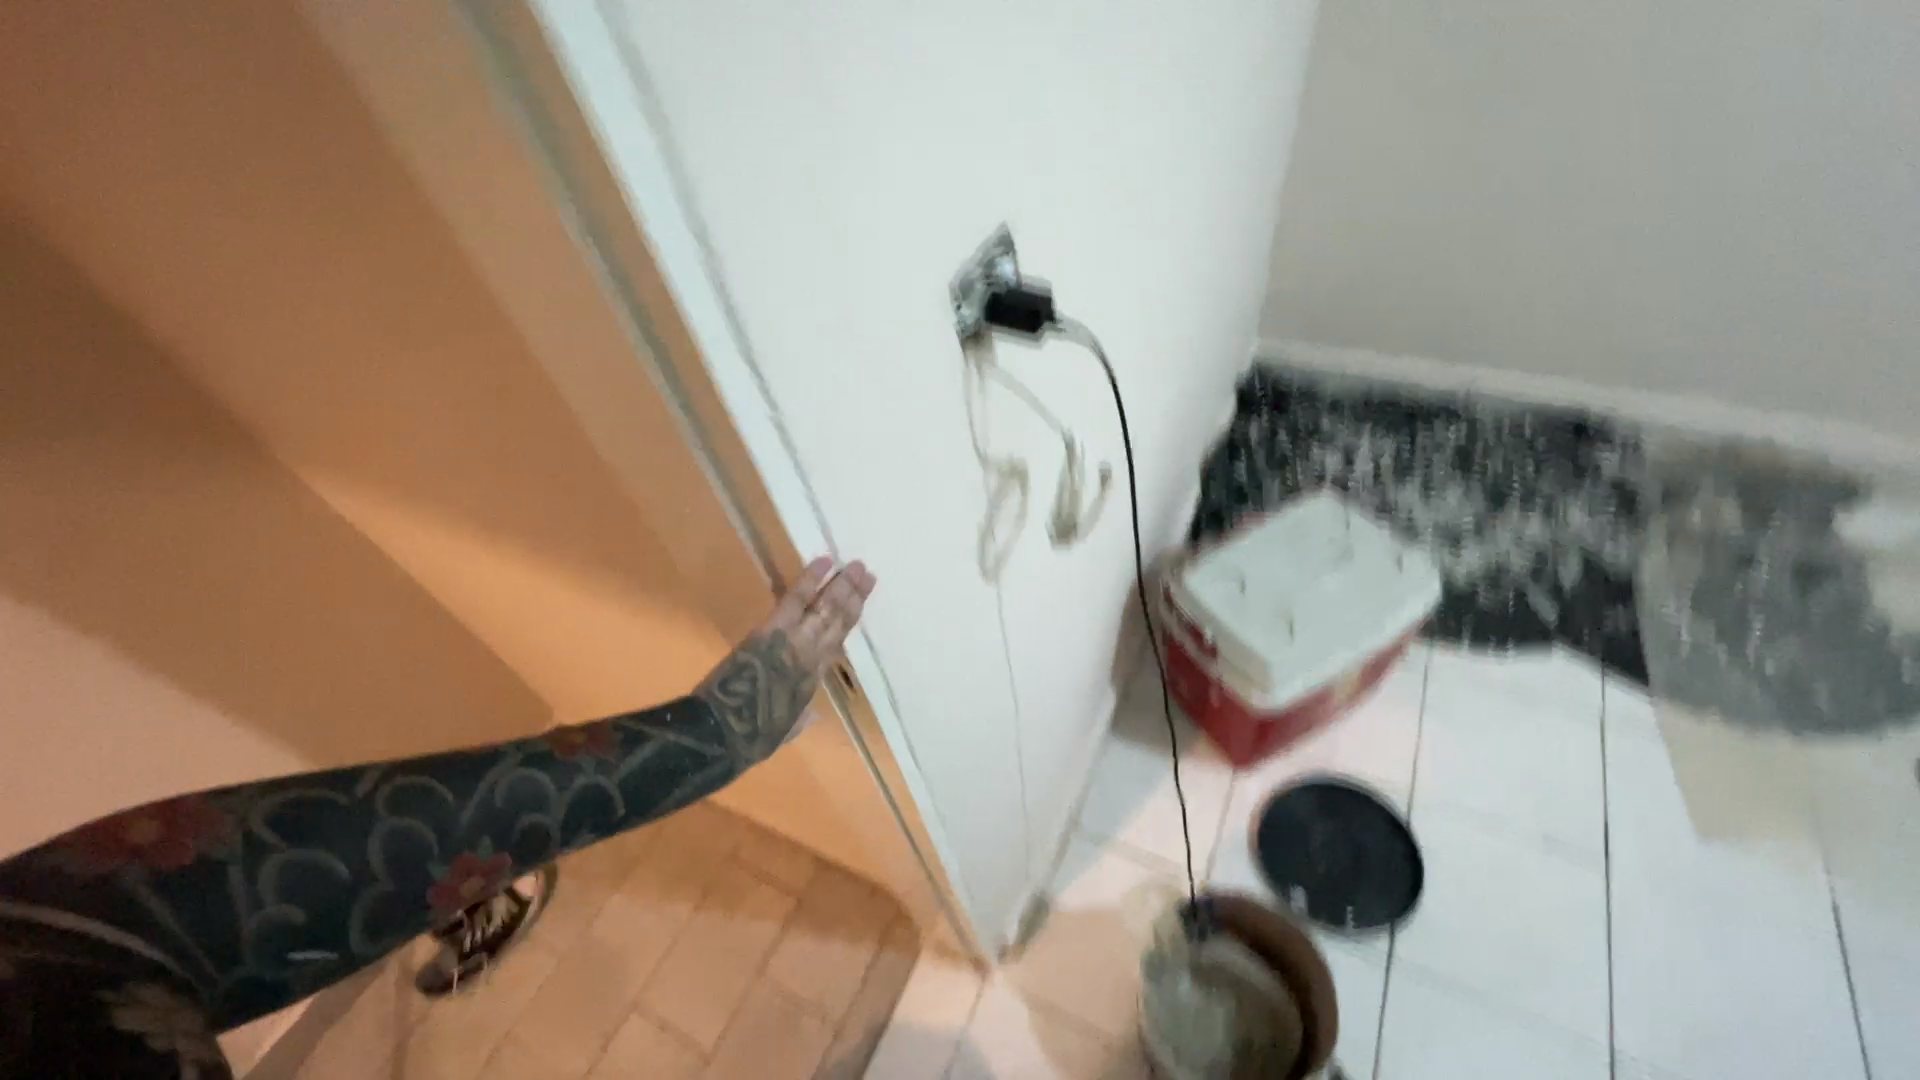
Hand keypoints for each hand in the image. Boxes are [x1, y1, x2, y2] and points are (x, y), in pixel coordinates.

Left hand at [695, 557, 876, 761]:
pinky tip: (822, 562)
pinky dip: (810, 580)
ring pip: (823, 608)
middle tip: (865, 571)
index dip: (852, 618)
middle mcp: (810, 656)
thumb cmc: (752, 737)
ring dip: (839, 584)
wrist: (723, 732)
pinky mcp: (771, 631)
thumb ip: (801, 716)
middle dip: (852, 595)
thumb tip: (812, 713)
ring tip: (854, 565)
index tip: (864, 598)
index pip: (837, 641)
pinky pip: (794, 600)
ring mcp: (792, 641)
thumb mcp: (786, 730)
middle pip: (836, 620)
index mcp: (813, 680)